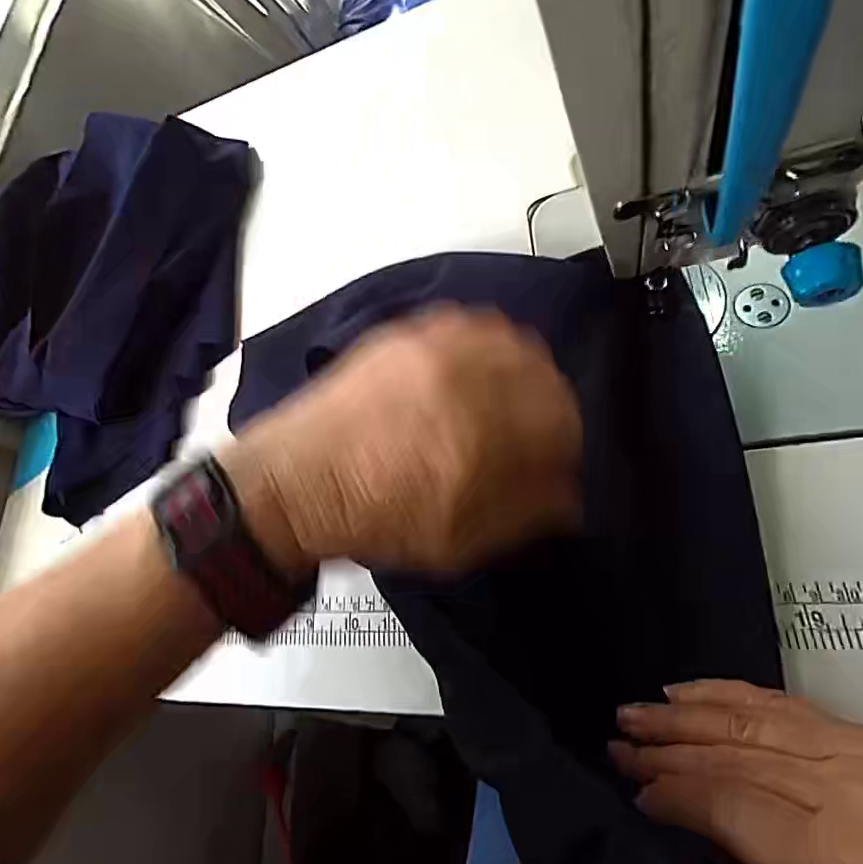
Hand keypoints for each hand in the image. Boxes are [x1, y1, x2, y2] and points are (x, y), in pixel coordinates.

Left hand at [222, 306, 581, 571]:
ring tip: (499, 398)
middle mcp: (457, 378)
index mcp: (480, 433)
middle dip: (546, 402)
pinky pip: (461, 323)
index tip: (553, 457)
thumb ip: (524, 511)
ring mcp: (425, 349)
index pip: (563, 418)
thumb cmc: (369, 515)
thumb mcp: (458, 540)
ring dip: (516, 367)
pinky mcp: (398, 336)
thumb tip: (567, 490)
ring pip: (506, 337)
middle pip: (541, 369)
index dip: (565, 443)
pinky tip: (463, 372)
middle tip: (531, 428)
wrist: (295, 483)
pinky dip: (477, 344)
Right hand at [609, 680, 862, 863]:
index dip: (671, 794)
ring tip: (631, 713)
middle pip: (734, 757)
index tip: (627, 788)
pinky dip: (726, 694)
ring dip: (683, 716)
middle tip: (613, 743)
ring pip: (749, 721)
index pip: (732, 807)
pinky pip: (782, 705)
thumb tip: (683, 831)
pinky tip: (684, 692)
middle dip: (665, 750)